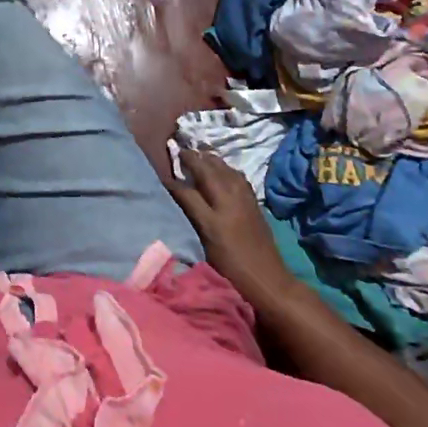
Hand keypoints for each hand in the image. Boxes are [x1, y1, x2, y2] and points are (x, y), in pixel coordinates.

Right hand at [168, 148, 297, 303]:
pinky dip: (226, 168)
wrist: (265, 276)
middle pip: (208, 171)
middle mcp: (228, 201)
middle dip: (193, 158)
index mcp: (213, 216)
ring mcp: (243, 199)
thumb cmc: (229, 267)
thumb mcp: (204, 244)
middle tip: (179, 150)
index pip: (186, 191)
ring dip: (210, 159)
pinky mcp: (253, 201)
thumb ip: (191, 218)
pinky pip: (237, 176)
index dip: (173, 182)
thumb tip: (178, 198)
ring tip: (198, 153)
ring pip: (224, 169)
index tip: (162, 174)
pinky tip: (221, 169)